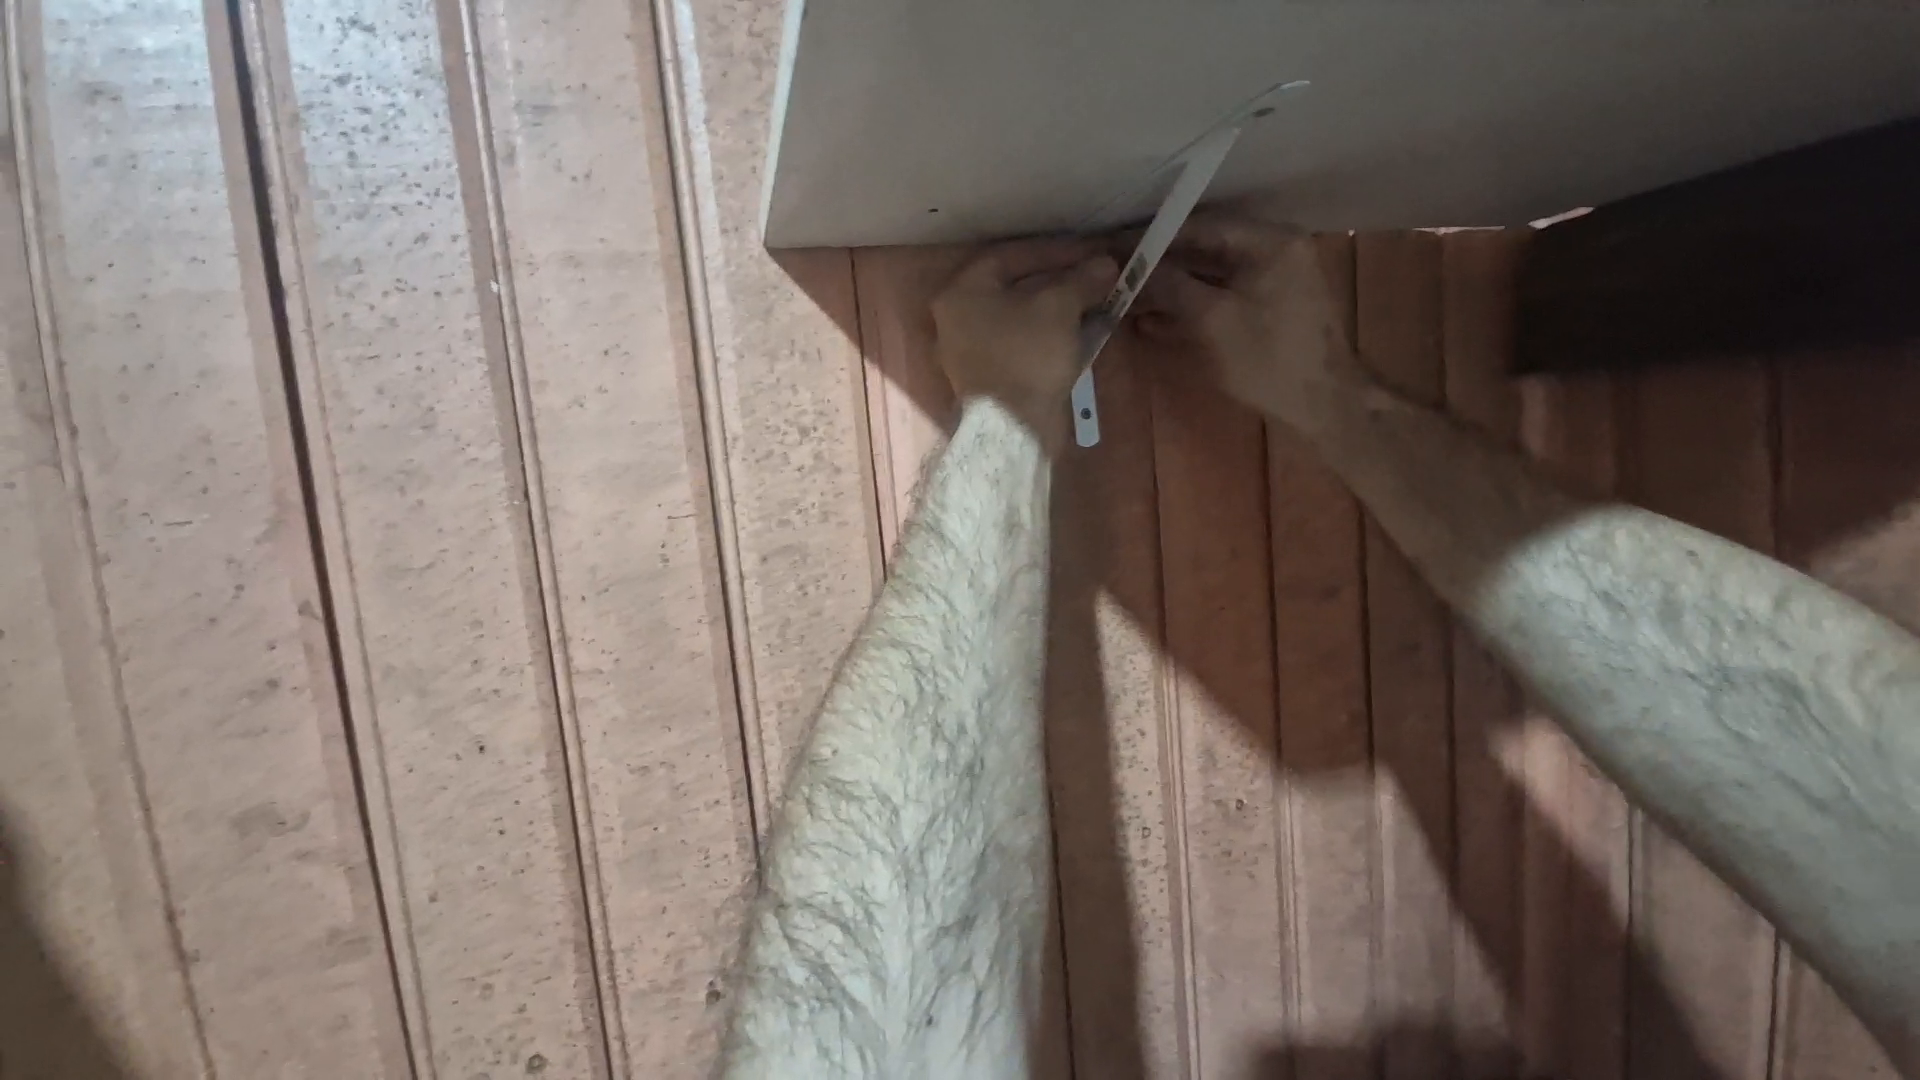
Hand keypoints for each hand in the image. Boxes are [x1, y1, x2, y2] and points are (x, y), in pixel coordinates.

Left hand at [931, 239, 1117, 448]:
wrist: (1014, 427)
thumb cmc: (1028, 356)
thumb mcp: (1059, 307)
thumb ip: (1081, 279)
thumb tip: (1104, 263)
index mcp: (961, 293)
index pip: (1011, 256)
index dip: (1055, 252)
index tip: (1090, 254)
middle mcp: (956, 320)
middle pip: (1014, 288)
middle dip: (1059, 282)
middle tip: (1093, 279)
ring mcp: (969, 353)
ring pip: (1019, 319)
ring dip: (1057, 311)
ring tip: (1093, 306)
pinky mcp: (987, 380)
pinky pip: (1020, 346)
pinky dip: (1048, 337)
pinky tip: (1079, 335)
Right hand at [1131, 213, 1363, 425]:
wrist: (1323, 404)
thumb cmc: (1269, 359)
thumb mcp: (1213, 320)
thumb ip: (1171, 287)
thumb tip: (1132, 270)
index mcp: (1271, 241)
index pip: (1202, 226)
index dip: (1155, 238)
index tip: (1115, 248)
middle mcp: (1274, 251)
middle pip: (1205, 250)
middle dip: (1159, 266)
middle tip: (1116, 276)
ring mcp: (1272, 281)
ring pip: (1210, 277)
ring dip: (1169, 290)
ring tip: (1126, 301)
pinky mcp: (1267, 310)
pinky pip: (1221, 298)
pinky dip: (1189, 308)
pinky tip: (1152, 322)